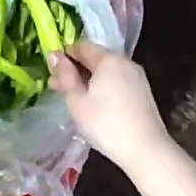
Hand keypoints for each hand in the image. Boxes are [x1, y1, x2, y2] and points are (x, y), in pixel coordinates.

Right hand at [48, 41, 168, 163]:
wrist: (144, 149)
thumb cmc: (104, 123)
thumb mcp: (76, 100)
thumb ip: (65, 75)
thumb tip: (55, 55)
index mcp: (108, 59)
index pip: (82, 46)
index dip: (64, 55)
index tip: (50, 69)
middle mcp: (125, 62)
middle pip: (95, 58)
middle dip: (75, 69)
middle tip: (56, 86)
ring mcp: (137, 77)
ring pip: (106, 71)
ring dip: (88, 79)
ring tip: (72, 97)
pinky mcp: (142, 92)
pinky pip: (116, 81)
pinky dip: (102, 87)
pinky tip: (93, 104)